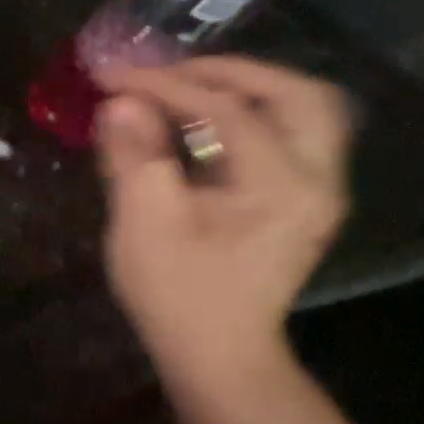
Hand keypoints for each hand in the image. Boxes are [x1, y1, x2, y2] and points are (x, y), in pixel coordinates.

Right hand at [93, 57, 352, 380]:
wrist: (215, 351)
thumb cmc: (177, 289)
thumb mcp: (143, 221)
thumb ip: (134, 154)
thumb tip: (119, 100)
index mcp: (282, 185)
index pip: (226, 109)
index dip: (163, 85)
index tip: (109, 76)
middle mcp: (315, 179)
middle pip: (296, 95)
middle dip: (227, 72)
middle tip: (166, 71)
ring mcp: (312, 190)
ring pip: (298, 111)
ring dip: (239, 90)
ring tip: (175, 89)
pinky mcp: (295, 198)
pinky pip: (282, 134)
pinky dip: (239, 114)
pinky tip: (189, 122)